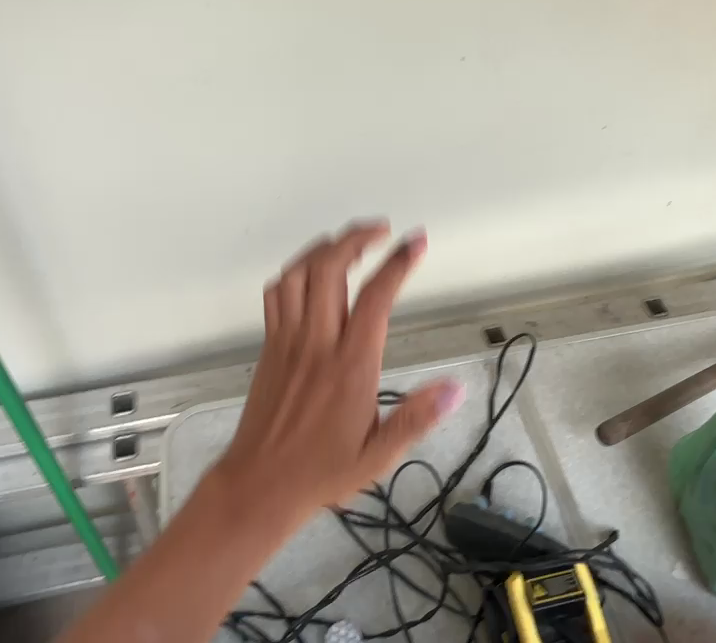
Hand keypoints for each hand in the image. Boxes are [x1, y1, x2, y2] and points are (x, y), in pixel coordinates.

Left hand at [211, 221, 465, 523]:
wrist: (259, 485)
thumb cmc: (322, 472)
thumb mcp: (380, 456)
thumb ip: (417, 418)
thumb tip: (456, 388)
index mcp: (351, 366)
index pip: (376, 298)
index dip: (398, 263)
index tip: (416, 241)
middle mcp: (318, 342)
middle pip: (331, 268)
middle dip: (357, 238)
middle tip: (382, 231)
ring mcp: (289, 339)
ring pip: (300, 273)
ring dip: (325, 247)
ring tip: (348, 242)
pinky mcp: (270, 344)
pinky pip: (277, 292)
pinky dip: (295, 270)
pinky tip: (310, 271)